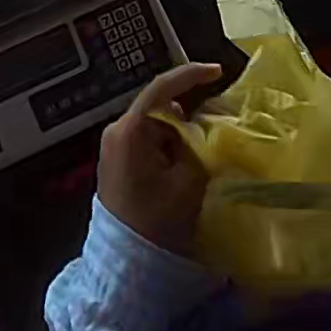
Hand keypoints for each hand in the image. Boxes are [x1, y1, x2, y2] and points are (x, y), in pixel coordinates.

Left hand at [97, 62, 222, 253]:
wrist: (123, 260)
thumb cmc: (154, 222)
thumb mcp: (186, 185)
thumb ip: (195, 150)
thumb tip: (198, 132)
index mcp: (130, 130)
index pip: (160, 89)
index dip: (189, 75)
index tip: (216, 70)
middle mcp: (117, 129)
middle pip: (158, 109)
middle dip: (186, 121)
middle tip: (211, 140)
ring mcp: (114, 143)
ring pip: (155, 126)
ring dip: (177, 139)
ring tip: (194, 167)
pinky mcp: (116, 157)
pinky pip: (146, 141)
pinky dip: (166, 149)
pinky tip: (180, 173)